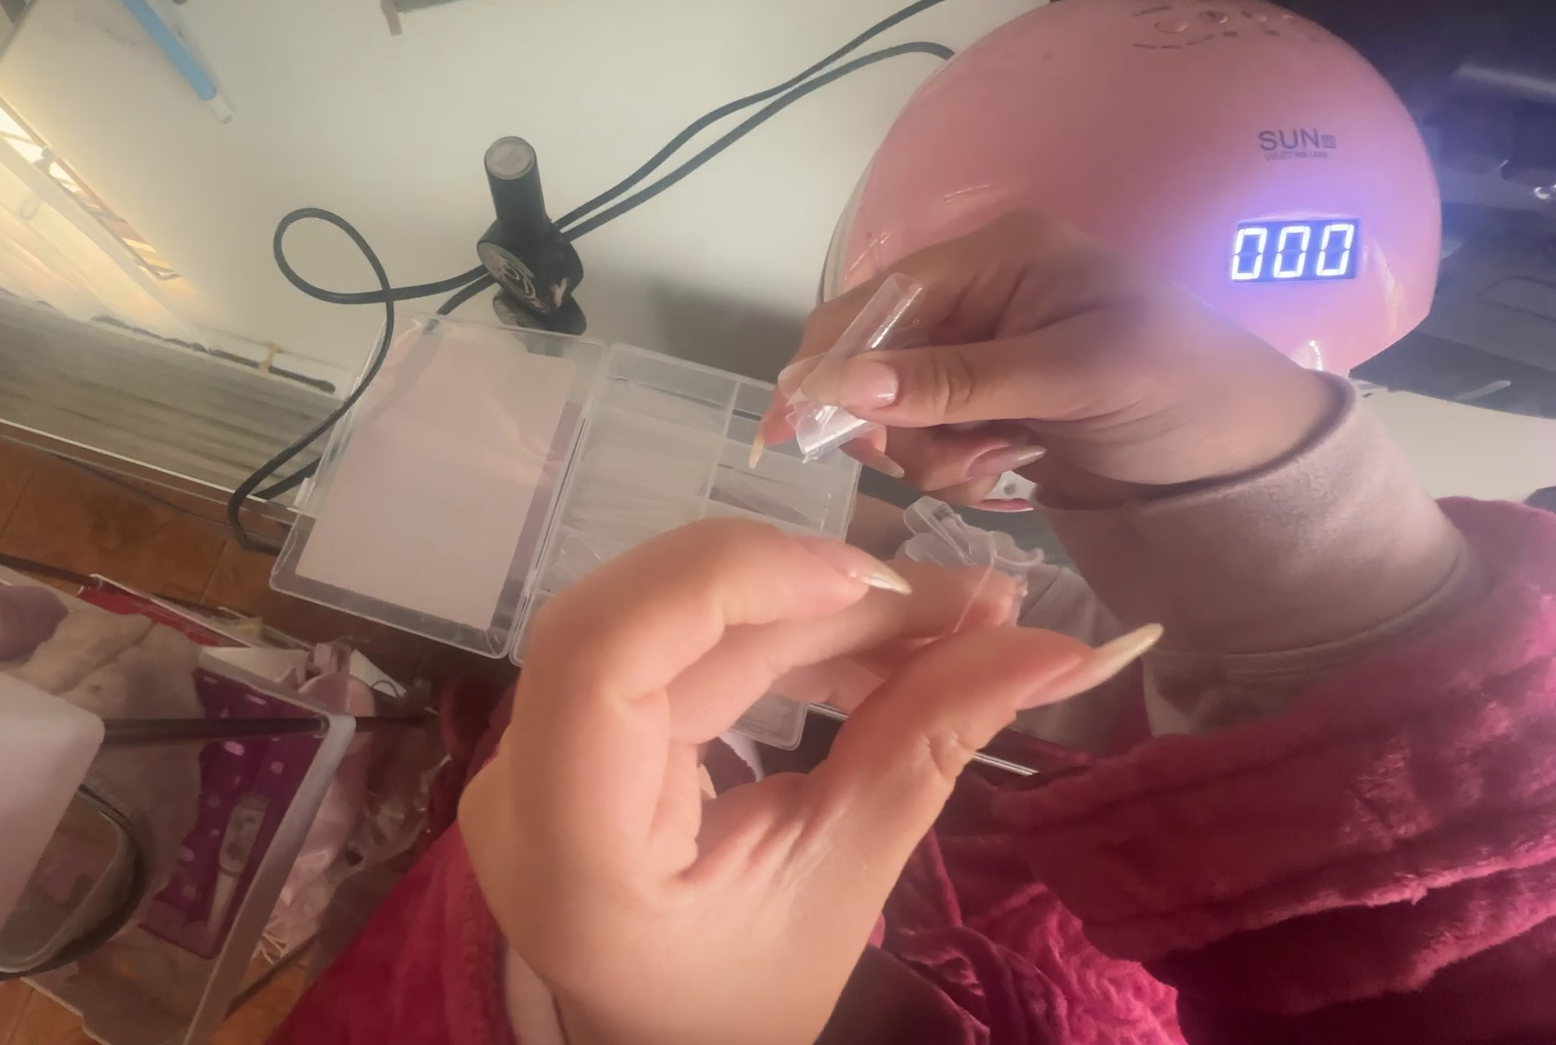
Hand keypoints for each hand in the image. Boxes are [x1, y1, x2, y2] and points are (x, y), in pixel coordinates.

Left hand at [458, 519, 1161, 1044]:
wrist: (656, 1034)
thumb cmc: (739, 1002)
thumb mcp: (836, 892)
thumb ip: (923, 752)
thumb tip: (1055, 648)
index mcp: (566, 851)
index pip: (601, 653)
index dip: (724, 581)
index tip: (867, 577)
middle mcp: (521, 776)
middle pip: (652, 619)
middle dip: (809, 591)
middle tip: (964, 598)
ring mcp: (536, 739)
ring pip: (671, 616)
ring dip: (806, 606)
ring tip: (939, 620)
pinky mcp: (574, 716)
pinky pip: (678, 643)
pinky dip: (778, 632)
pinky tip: (866, 645)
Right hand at [761, 211, 1337, 507]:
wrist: (1236, 458)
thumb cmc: (1178, 391)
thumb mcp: (1072, 377)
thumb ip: (954, 380)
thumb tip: (840, 387)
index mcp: (994, 257)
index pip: (876, 302)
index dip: (826, 362)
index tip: (790, 426)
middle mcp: (968, 296)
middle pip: (868, 361)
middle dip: (892, 420)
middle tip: (927, 456)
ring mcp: (966, 353)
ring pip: (887, 410)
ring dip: (926, 451)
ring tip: (995, 459)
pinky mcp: (969, 400)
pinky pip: (916, 439)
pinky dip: (946, 465)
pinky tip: (1001, 464)